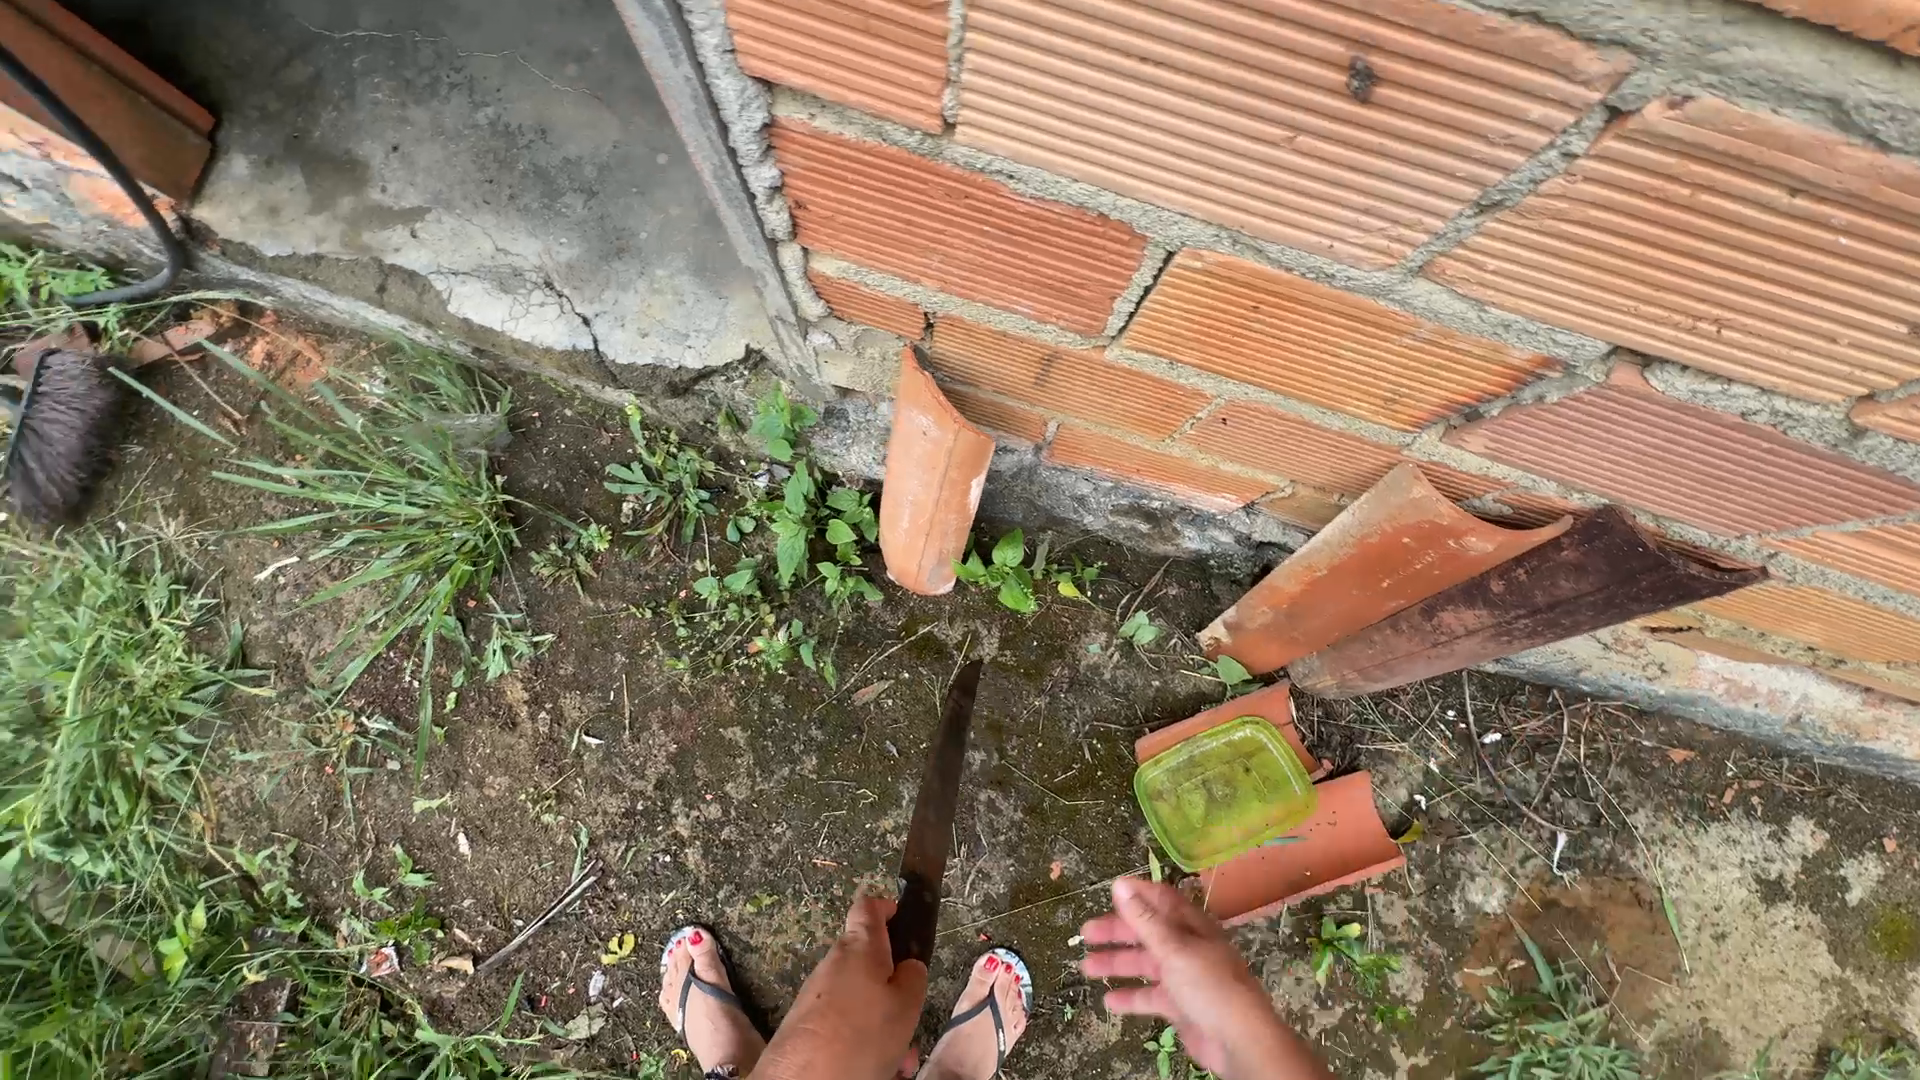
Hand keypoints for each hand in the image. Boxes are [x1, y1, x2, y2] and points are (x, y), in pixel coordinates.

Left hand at [752, 891, 929, 1079]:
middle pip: (869, 961)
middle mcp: (836, 961)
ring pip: (861, 999)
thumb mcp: (906, 1004)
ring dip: (881, 1022)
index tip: (901, 919)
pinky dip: (862, 1040)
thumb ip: (913, 977)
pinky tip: (877, 1069)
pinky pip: (845, 1022)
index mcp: (860, 945)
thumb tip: (908, 965)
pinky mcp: (808, 1022)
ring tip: (899, 1059)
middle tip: (911, 1018)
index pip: (868, 905)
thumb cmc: (861, 1033)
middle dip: (893, 987)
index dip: (887, 907)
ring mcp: (818, 992)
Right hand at [1080, 878, 1332, 1079]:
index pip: (1160, 899)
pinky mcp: (1180, 1006)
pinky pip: (1150, 996)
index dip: (1136, 893)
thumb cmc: (1209, 985)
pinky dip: (1130, 997)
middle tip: (1086, 934)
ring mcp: (1183, 976)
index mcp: (1189, 925)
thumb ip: (1144, 918)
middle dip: (1116, 932)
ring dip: (1117, 964)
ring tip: (1087, 967)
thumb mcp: (1173, 947)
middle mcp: (1185, 946)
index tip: (1110, 890)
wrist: (1240, 1041)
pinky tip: (1109, 1001)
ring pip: (1144, 964)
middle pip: (1146, 932)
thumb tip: (1120, 883)